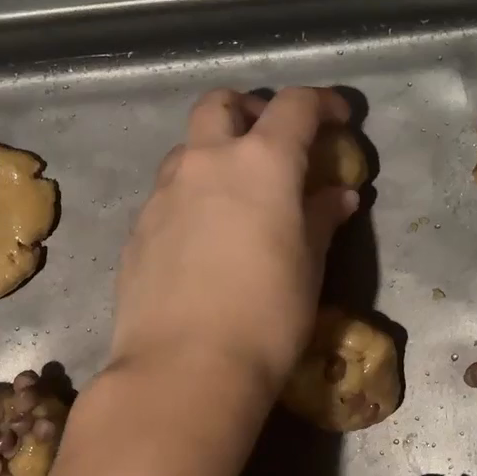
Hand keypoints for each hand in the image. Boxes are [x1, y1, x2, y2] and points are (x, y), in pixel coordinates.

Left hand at [107, 87, 359, 386]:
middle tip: (272, 138)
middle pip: (222, 102)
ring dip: (215, 152)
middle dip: (249, 108)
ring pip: (189, 147)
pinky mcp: (137, 230)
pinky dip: (192, 196)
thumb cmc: (267, 311)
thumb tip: (338, 196)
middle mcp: (210, 161)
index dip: (323, 102)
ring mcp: (165, 193)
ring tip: (237, 191)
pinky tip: (206, 235)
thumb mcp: (311, 261)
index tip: (339, 119)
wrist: (182, 373)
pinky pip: (168, 193)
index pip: (296, 103)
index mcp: (264, 159)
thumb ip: (322, 216)